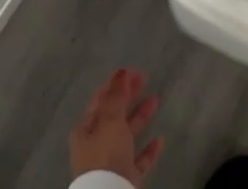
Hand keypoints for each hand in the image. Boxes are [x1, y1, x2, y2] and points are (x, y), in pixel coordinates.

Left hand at [69, 68, 163, 184]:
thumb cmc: (105, 154)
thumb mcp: (110, 121)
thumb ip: (116, 97)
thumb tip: (120, 71)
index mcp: (86, 129)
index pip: (100, 100)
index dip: (115, 83)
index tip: (131, 70)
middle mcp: (96, 145)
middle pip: (114, 115)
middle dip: (128, 96)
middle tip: (144, 78)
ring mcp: (111, 162)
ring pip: (127, 134)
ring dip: (140, 116)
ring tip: (156, 99)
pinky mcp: (126, 177)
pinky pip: (138, 159)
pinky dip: (148, 149)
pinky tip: (160, 139)